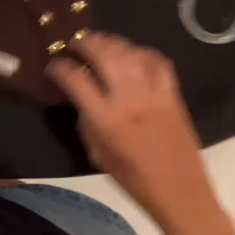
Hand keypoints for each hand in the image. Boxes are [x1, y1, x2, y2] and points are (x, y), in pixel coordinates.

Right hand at [48, 32, 219, 227]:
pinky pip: (158, 62)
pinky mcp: (173, 95)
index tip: (53, 66)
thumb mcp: (96, 153)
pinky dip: (142, 52)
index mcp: (106, 118)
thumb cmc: (133, 179)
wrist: (180, 192)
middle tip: (74, 43)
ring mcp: (153, 94)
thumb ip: (86, 120)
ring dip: (110, 42)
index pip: (75, 78)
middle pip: (103, 54)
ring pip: (129, 52)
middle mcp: (128, 99)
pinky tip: (133, 55)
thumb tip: (79, 97)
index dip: (59, 67)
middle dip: (84, 43)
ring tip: (100, 44)